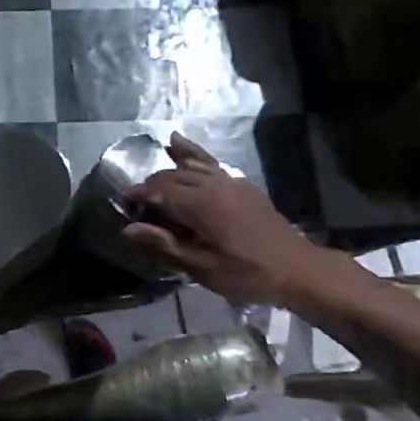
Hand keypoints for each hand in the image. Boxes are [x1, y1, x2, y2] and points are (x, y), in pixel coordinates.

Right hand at [122, 133, 352, 305]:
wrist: (296, 268)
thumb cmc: (245, 273)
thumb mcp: (201, 266)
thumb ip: (164, 243)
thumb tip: (129, 228)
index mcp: (199, 204)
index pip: (157, 192)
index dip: (137, 198)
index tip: (123, 206)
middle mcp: (212, 184)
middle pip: (172, 177)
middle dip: (151, 186)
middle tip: (137, 203)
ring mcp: (230, 181)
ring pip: (191, 164)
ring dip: (170, 166)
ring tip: (152, 170)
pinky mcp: (242, 184)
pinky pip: (211, 163)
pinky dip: (194, 154)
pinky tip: (182, 147)